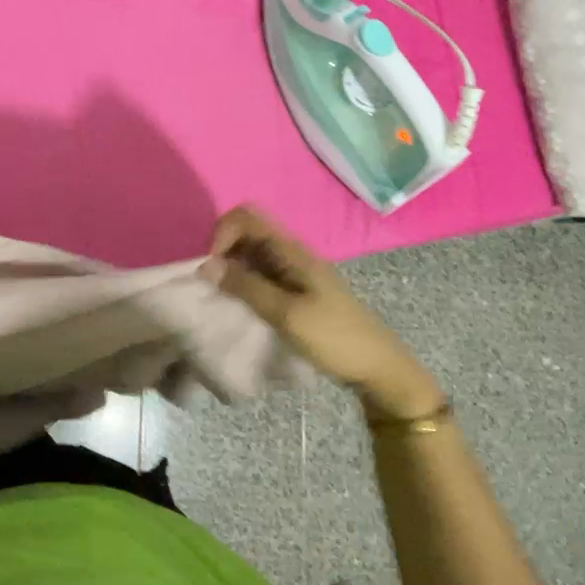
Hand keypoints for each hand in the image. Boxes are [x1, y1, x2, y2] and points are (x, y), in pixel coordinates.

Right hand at [202, 206, 439, 415]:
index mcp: (291, 251)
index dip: (222, 233)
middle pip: (246, 234)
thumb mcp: (287, 314)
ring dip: (232, 271)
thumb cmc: (335, 338)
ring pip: (251, 256)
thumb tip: (206, 265)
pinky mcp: (295, 292)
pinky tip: (241, 308)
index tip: (212, 268)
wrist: (378, 368)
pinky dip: (244, 286)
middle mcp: (290, 254)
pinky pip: (261, 277)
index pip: (246, 217)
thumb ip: (247, 287)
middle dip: (223, 253)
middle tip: (213, 287)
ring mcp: (293, 273)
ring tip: (222, 300)